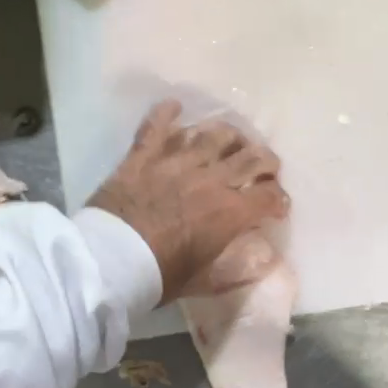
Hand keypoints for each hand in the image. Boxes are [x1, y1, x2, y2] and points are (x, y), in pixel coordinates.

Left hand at [89, 100, 288, 301]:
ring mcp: (176, 162)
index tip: (277, 206)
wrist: (108, 261)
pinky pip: (156, 125)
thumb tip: (260, 262)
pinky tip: (175, 106)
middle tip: (266, 167)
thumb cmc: (159, 275)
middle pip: (250, 156)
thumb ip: (234, 270)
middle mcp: (210, 179)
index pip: (269, 195)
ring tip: (231, 140)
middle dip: (266, 160)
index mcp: (229, 212)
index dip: (279, 199)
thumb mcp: (203, 281)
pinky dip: (167, 113)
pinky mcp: (143, 156)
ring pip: (212, 134)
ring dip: (229, 135)